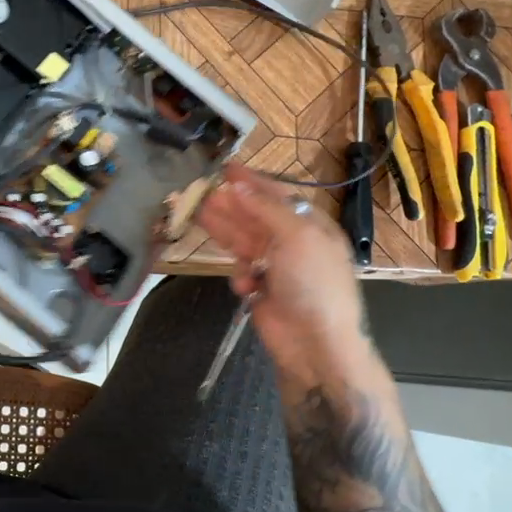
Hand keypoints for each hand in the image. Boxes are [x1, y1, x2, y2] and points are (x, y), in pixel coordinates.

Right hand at [198, 164, 370, 372]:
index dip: (252, 182)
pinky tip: (244, 283)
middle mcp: (294, 243)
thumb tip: (238, 186)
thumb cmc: (314, 284)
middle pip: (255, 216)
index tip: (226, 168)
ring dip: (223, 230)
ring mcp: (277, 267)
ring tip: (196, 214)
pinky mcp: (261, 288)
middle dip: (229, 205)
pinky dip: (239, 274)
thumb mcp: (296, 237)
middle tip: (200, 191)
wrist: (315, 342)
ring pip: (243, 240)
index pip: (278, 196)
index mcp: (311, 226)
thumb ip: (266, 208)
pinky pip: (242, 271)